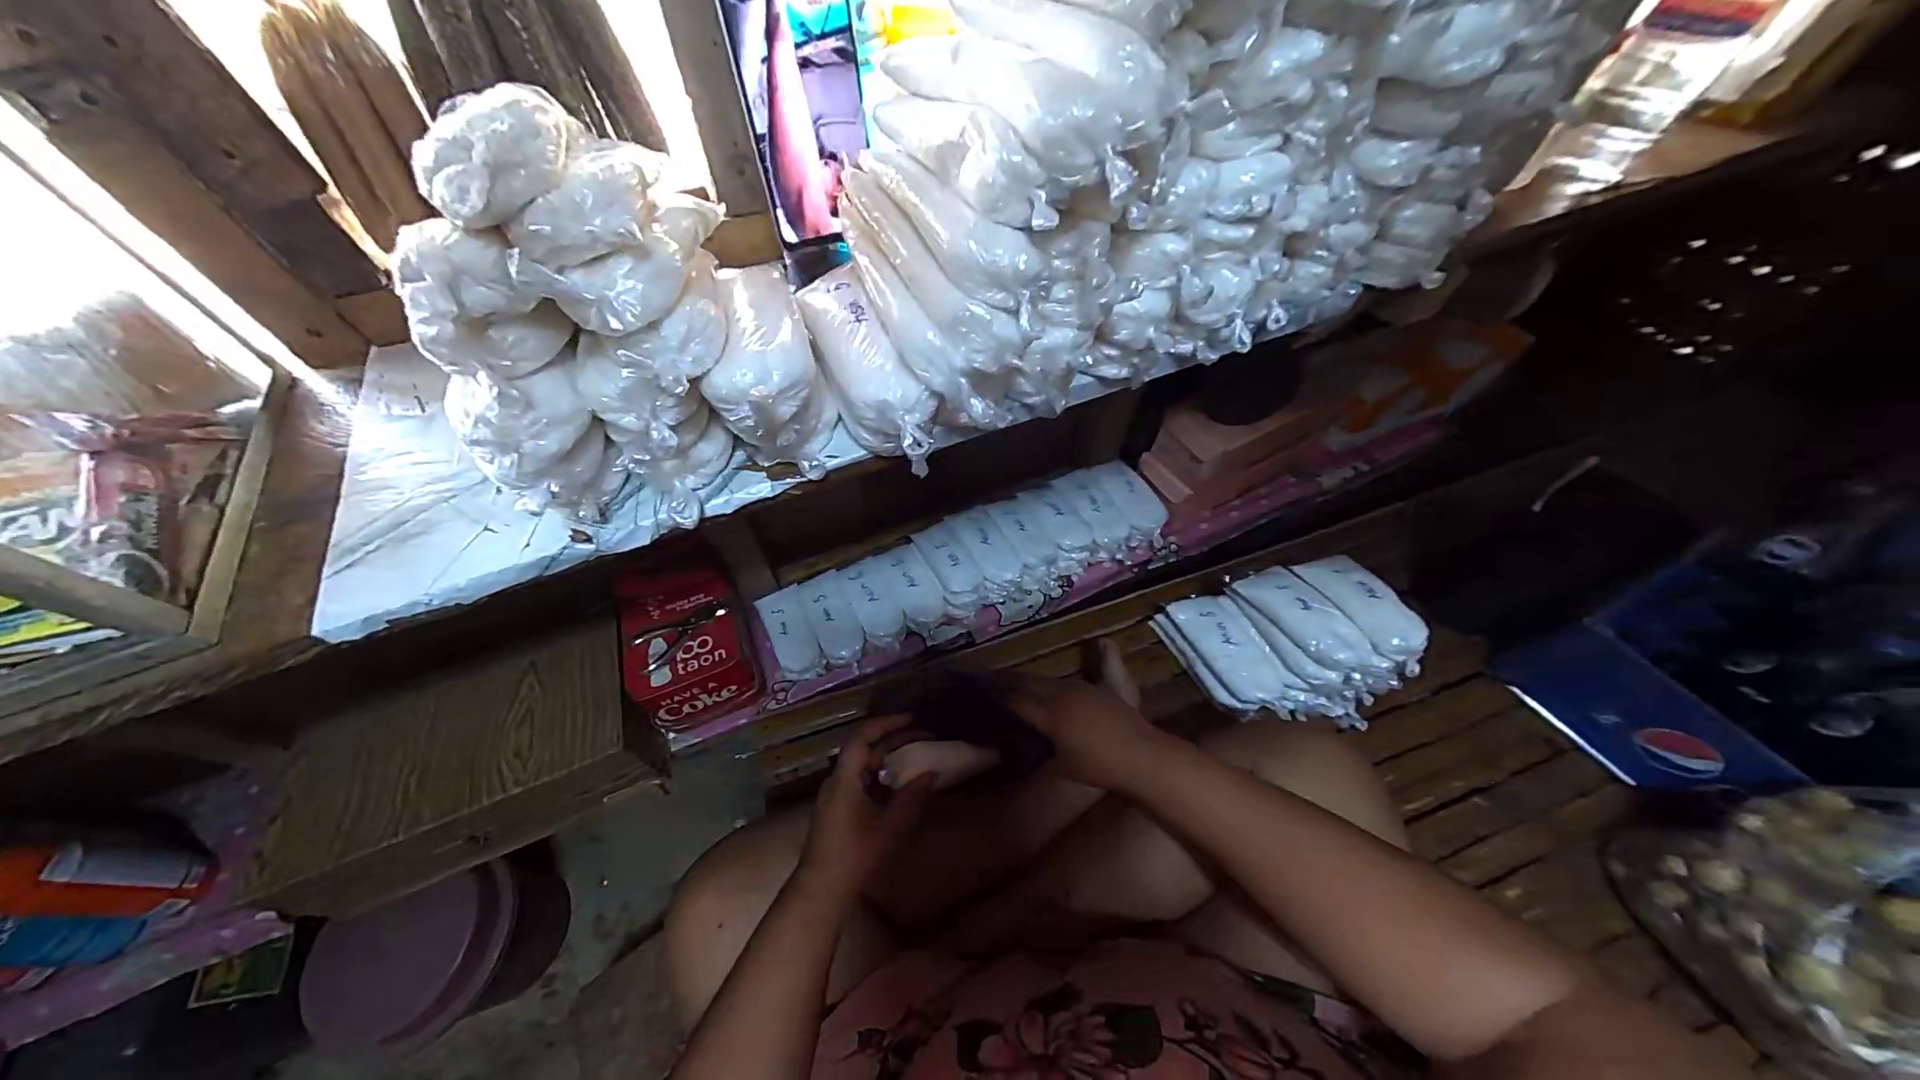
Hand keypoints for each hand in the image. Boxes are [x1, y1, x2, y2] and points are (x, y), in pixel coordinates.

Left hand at [797, 716, 936, 902]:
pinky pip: (858, 779)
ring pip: (861, 764)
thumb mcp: (890, 826)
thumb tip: (931, 773)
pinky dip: (878, 773)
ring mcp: (833, 794)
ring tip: (914, 753)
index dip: (886, 723)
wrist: (821, 888)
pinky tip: (897, 781)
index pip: (862, 737)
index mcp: (844, 780)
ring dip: (886, 756)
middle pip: (862, 748)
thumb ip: (912, 797)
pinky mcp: (835, 807)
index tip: (911, 718)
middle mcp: (835, 781)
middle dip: (891, 738)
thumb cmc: (856, 856)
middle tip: (921, 734)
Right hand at [1002, 640, 1171, 790]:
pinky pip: (1084, 672)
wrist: (1140, 755)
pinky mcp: (1101, 687)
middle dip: (1005, 681)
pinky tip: (1086, 654)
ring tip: (1014, 680)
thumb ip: (1037, 754)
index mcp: (1047, 711)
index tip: (976, 691)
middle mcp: (1060, 692)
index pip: (1014, 699)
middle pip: (1026, 681)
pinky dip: (1072, 670)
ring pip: (1048, 679)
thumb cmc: (1097, 767)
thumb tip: (1018, 748)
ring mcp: (1081, 687)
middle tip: (985, 679)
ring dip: (1029, 679)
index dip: (994, 695)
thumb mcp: (1060, 766)